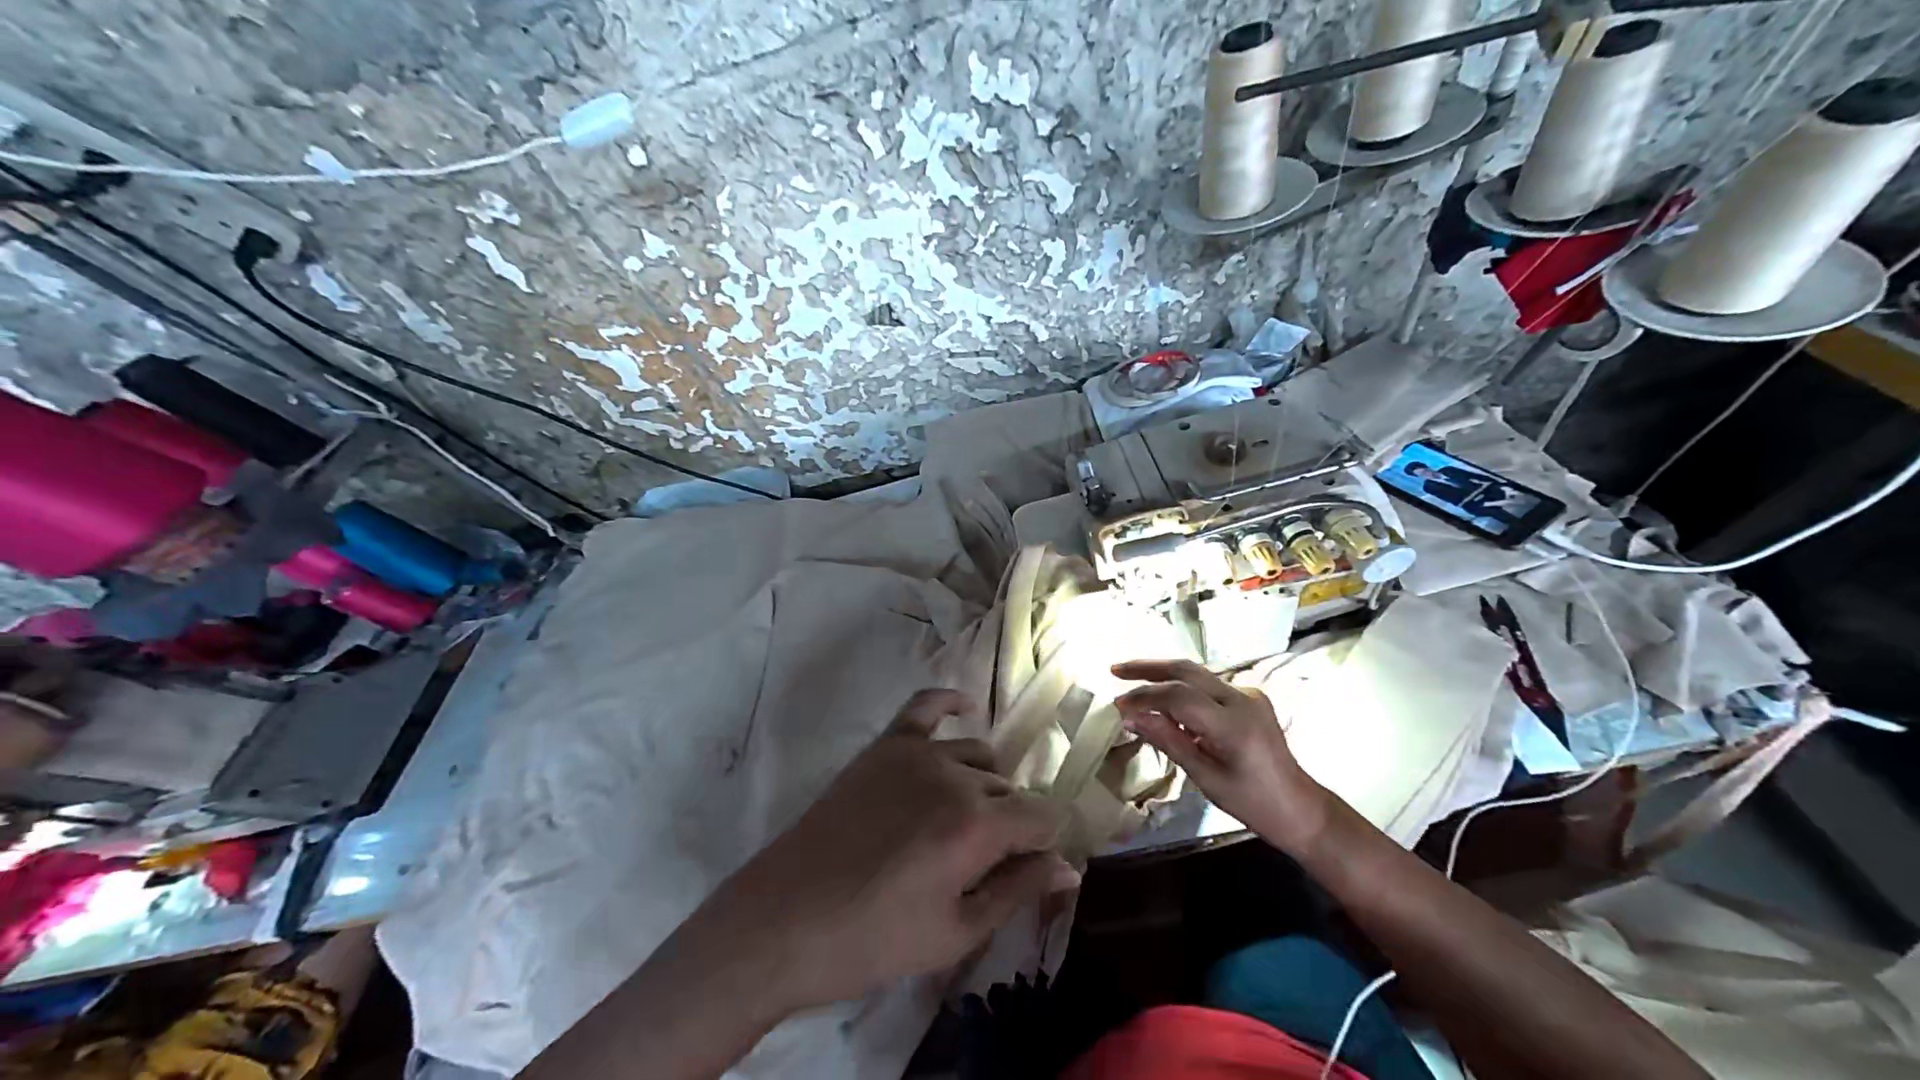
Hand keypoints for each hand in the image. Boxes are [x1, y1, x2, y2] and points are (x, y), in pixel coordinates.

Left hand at [704, 689, 1079, 1011]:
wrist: (783, 922)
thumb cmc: (872, 942)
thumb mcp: (955, 934)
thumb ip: (1018, 891)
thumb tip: (1070, 866)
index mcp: (978, 827)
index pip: (1045, 818)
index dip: (1046, 847)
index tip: (1033, 871)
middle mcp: (955, 778)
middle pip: (1011, 792)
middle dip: (1013, 826)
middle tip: (987, 866)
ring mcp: (916, 755)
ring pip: (979, 757)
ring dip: (986, 787)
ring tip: (964, 826)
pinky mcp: (883, 747)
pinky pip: (926, 706)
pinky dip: (950, 702)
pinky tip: (966, 707)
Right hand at [1112, 660, 1330, 854]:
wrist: (1299, 807)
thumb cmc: (1252, 802)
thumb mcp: (1204, 777)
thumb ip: (1168, 740)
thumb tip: (1130, 718)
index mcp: (1233, 724)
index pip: (1178, 696)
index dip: (1144, 697)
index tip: (1117, 706)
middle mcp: (1242, 699)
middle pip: (1187, 670)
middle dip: (1148, 668)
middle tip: (1115, 671)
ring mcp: (1248, 695)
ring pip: (1196, 674)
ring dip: (1162, 674)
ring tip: (1130, 680)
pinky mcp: (1249, 697)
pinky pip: (1207, 686)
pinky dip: (1180, 688)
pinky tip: (1163, 702)